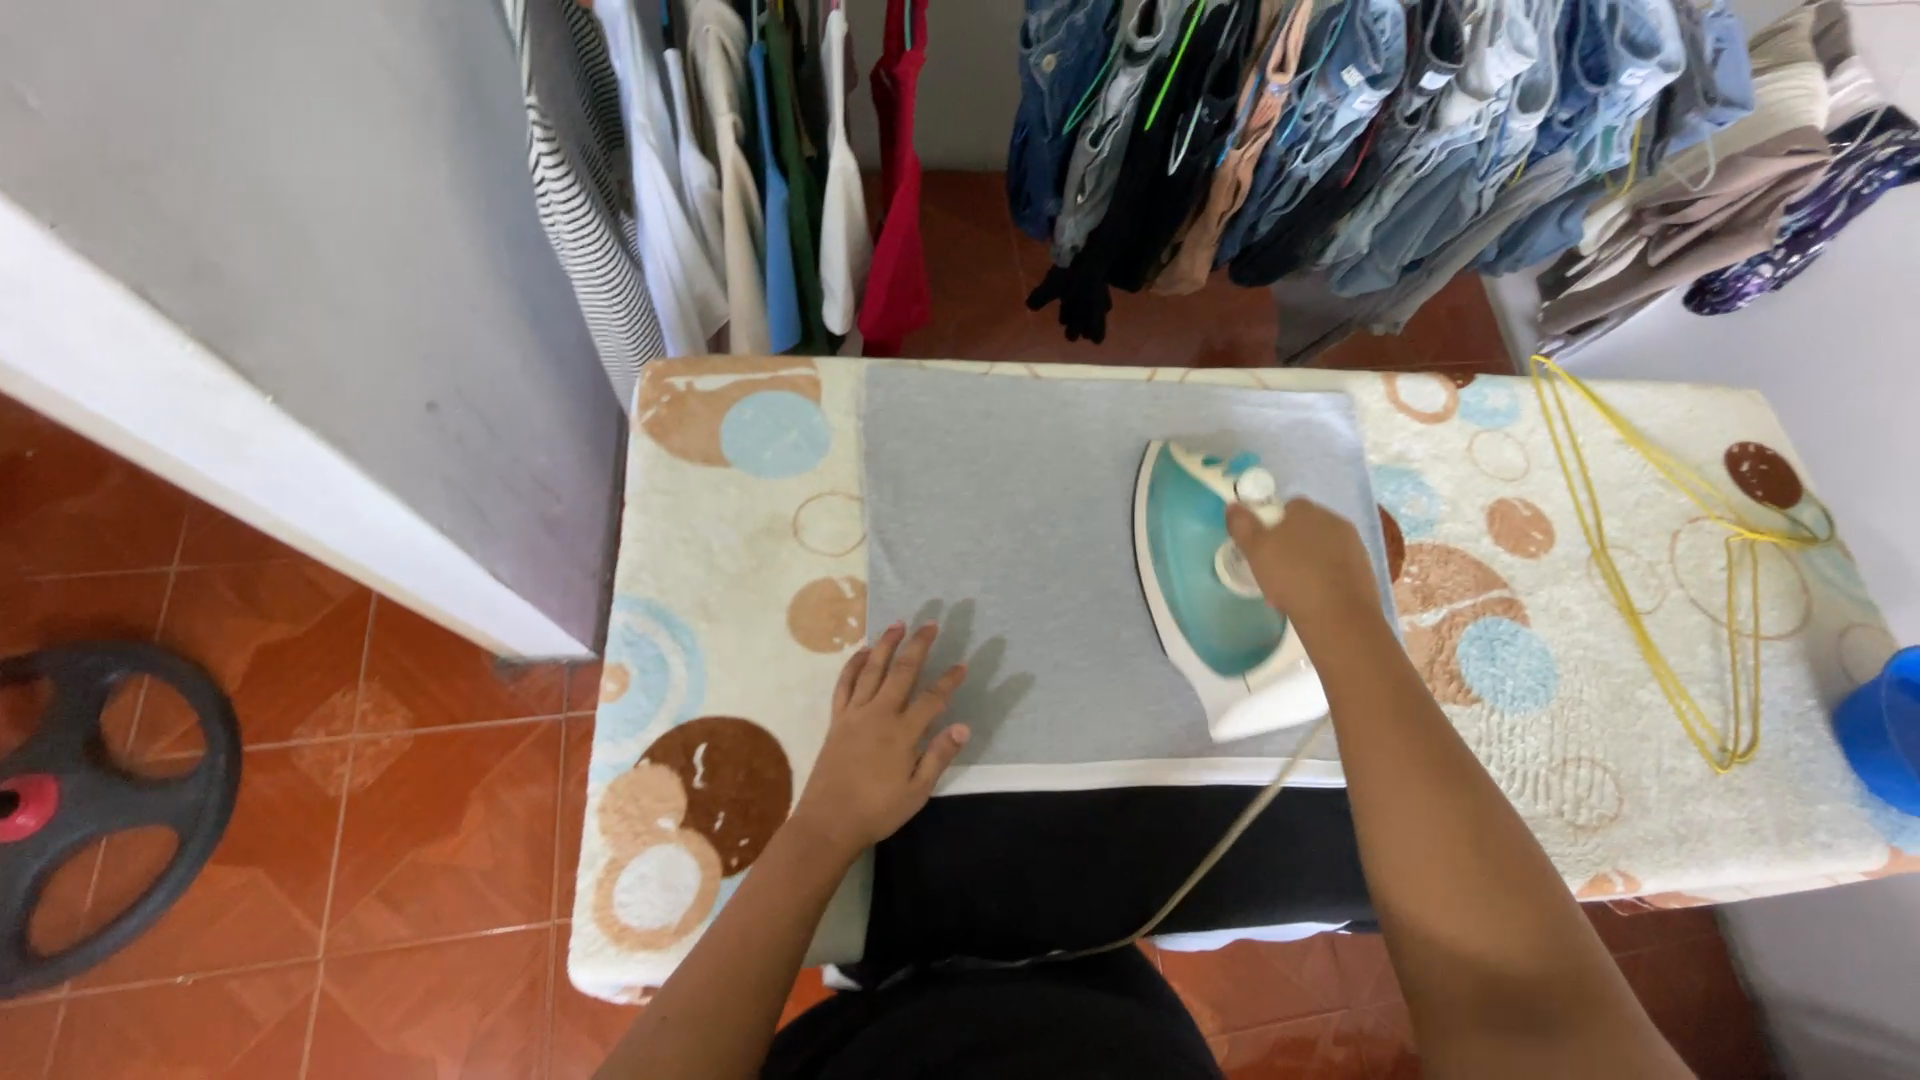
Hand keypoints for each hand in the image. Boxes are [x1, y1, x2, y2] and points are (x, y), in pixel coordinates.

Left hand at [789, 622, 969, 859]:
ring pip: (872, 669)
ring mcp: (854, 714)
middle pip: (902, 671)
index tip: (962, 665)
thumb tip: (963, 727)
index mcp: (902, 733)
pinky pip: (845, 684)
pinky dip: (854, 664)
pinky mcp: (836, 719)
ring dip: (886, 645)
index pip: (932, 699)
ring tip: (898, 624)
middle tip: (931, 624)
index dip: (949, 681)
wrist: (828, 822)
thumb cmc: (877, 811)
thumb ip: (939, 757)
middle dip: (918, 646)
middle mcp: (878, 714)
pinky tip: (863, 652)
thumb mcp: (917, 792)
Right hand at [1226, 498, 1381, 631]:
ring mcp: (1354, 544)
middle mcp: (1334, 520)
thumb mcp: (1255, 550)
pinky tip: (1313, 596)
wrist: (1338, 615)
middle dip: (1292, 542)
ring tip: (1293, 587)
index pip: (1287, 506)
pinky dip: (1325, 576)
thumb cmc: (1291, 576)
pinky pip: (1338, 566)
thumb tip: (1233, 506)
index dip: (1272, 524)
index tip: (1263, 546)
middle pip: (1307, 526)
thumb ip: (1242, 525)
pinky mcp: (1365, 568)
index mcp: (1307, 510)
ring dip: (1309, 560)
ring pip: (1323, 547)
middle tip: (1274, 567)